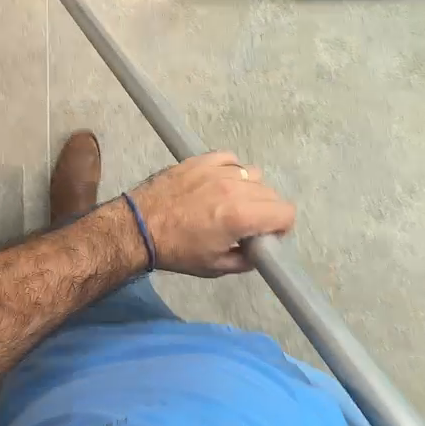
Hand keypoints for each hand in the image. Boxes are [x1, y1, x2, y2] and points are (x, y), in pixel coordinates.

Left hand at [128, 152, 296, 277]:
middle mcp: (235, 187)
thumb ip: (247, 259)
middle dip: (265, 210)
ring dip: (249, 189)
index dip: (281, 226)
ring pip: (253, 174)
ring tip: (230, 202)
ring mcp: (217, 169)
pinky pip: (231, 159)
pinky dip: (231, 170)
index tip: (267, 235)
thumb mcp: (217, 267)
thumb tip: (260, 248)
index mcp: (241, 216)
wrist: (139, 227)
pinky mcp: (201, 159)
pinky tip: (219, 184)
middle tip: (246, 223)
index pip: (285, 212)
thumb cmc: (177, 251)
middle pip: (271, 193)